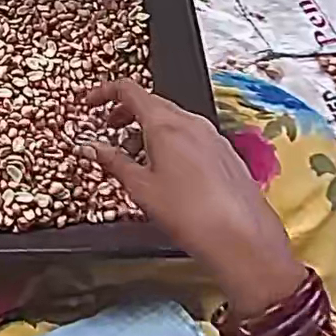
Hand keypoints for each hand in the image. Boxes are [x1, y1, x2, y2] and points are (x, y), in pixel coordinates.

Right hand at [76, 79, 305, 312]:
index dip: (104, 92)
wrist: (245, 245)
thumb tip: (91, 147)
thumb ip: (112, 161)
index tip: (90, 102)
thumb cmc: (191, 215)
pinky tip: (164, 171)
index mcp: (166, 124)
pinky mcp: (226, 155)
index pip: (129, 90)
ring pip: (172, 120)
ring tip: (133, 156)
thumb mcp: (140, 187)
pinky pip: (190, 136)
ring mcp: (213, 138)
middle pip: (151, 103)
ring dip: (146, 129)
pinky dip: (169, 142)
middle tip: (107, 129)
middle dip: (124, 113)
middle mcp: (192, 124)